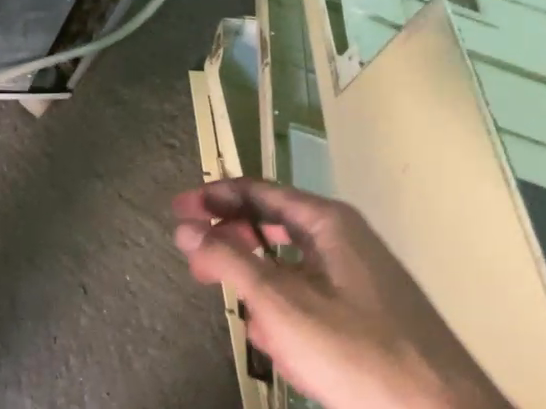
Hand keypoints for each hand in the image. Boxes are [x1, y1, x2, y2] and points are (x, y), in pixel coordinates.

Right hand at [172, 178, 510, 408]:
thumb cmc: (360, 355)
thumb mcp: (281, 305)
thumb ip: (228, 260)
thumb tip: (184, 227)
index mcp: (327, 222)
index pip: (255, 190)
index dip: (211, 198)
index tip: (175, 213)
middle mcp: (345, 239)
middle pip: (271, 226)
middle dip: (234, 250)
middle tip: (197, 267)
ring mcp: (361, 278)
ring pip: (290, 270)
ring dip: (264, 295)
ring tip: (257, 331)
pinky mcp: (370, 316)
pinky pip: (313, 301)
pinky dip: (292, 319)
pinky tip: (289, 354)